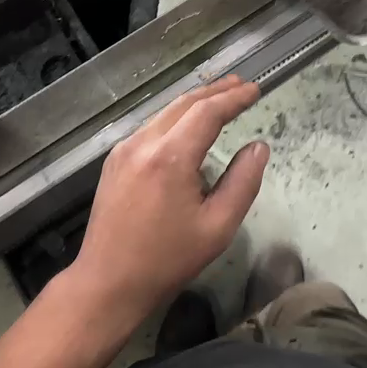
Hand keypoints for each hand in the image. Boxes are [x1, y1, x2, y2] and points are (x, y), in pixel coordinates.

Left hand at [65, 77, 266, 321]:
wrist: (108, 282)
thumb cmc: (167, 260)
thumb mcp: (217, 228)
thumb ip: (243, 182)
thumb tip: (259, 147)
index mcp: (170, 157)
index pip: (207, 112)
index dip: (234, 98)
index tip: (255, 89)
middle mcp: (143, 143)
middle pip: (184, 103)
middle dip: (215, 91)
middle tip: (242, 85)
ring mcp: (124, 149)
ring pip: (165, 113)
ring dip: (194, 102)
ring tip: (220, 98)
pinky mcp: (115, 160)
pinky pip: (150, 128)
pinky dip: (175, 118)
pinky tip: (188, 126)